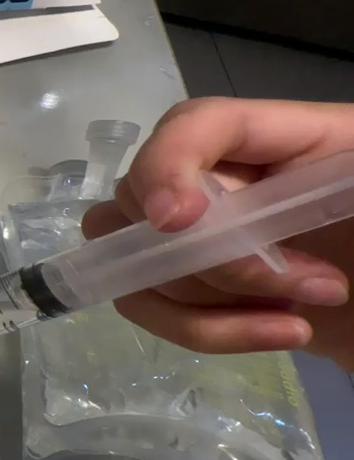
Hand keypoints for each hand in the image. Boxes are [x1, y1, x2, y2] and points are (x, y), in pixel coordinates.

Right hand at [82, 97, 353, 363]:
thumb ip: (330, 194)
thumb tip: (193, 212)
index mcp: (303, 142)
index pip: (198, 125)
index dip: (167, 164)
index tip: (175, 223)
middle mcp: (239, 182)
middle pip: (145, 197)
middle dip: (207, 254)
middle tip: (307, 286)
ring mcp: (209, 239)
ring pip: (129, 254)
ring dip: (204, 298)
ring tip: (298, 318)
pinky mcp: (198, 290)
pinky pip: (143, 301)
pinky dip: (196, 329)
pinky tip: (275, 334)